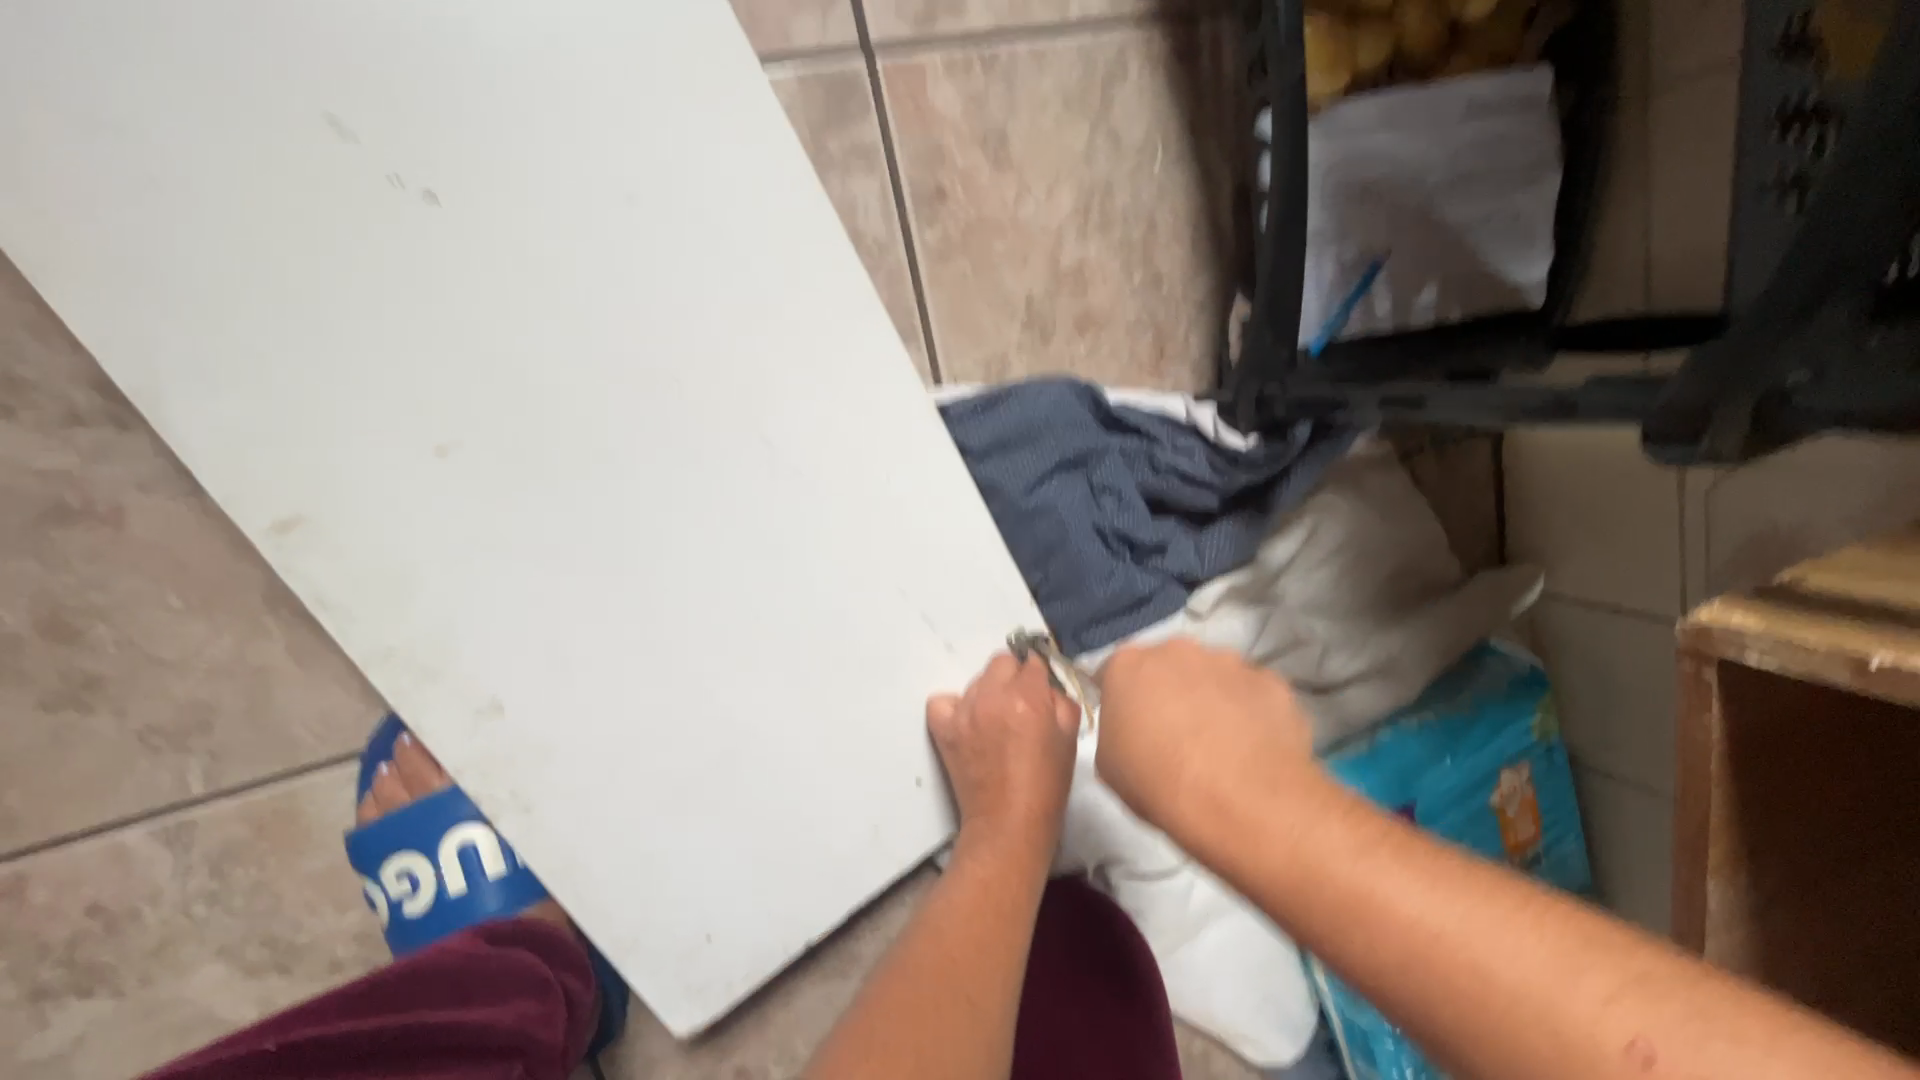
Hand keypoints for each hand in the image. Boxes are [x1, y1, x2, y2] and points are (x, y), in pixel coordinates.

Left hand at [926, 653, 1079, 866]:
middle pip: (1001, 662)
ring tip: (996, 721)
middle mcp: (993, 697)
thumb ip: (1061, 701)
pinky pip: (942, 701)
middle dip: (1014, 678)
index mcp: (1028, 697)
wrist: (1009, 824)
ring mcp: (964, 711)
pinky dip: (953, 707)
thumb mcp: (1070, 738)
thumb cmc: (1047, 786)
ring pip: (977, 681)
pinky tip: (967, 722)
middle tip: (1021, 706)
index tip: (1041, 695)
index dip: (1039, 678)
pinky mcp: (944, 729)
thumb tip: (1046, 686)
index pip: (1032, 663)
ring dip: (989, 693)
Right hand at [1095, 640, 1316, 835]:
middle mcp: (1177, 650)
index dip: (1122, 700)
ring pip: (1213, 675)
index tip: (1130, 726)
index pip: (1114, 673)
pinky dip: (1251, 712)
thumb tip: (1133, 728)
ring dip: (1212, 698)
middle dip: (1169, 691)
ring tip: (1221, 744)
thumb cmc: (1160, 784)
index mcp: (1128, 666)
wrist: (1242, 802)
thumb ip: (1116, 730)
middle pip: (1167, 666)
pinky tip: (1252, 747)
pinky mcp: (1270, 681)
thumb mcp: (1110, 766)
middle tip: (1175, 734)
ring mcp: (1228, 661)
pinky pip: (1253, 693)